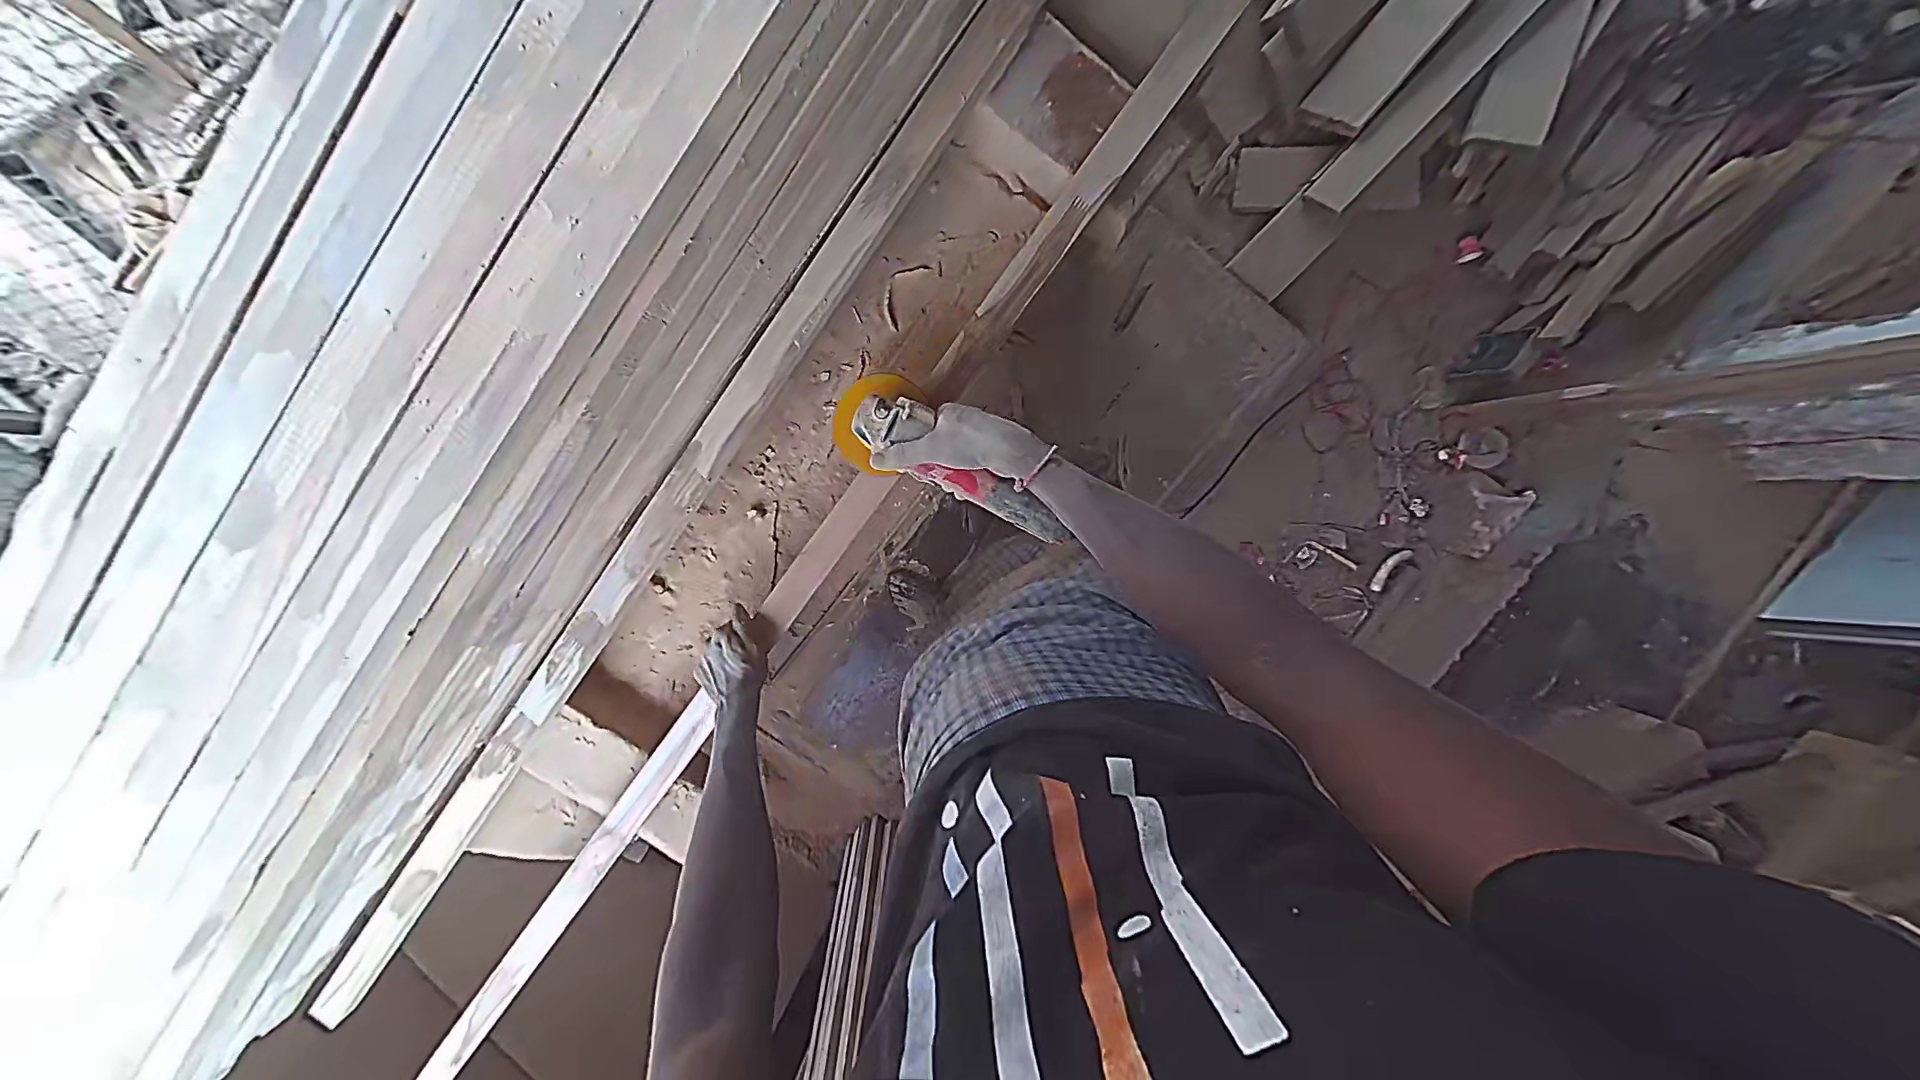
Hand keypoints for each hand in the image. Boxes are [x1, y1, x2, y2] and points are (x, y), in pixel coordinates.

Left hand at [696, 604, 766, 711]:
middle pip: (723, 634)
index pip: (734, 619)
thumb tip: (737, 608)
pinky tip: (728, 672)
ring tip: (737, 664)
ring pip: (716, 648)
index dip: (744, 626)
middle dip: (733, 639)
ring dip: (725, 652)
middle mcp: (709, 643)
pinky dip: (718, 664)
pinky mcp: (700, 672)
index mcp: (722, 633)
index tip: (750, 634)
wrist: (736, 700)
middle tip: (746, 652)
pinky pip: (711, 662)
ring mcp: (703, 658)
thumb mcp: (755, 646)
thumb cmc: (749, 674)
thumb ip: (743, 624)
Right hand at [869, 403, 1052, 479]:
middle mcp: (965, 420)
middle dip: (938, 466)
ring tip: (958, 484)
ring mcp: (981, 434)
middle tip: (939, 476)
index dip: (919, 448)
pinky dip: (971, 476)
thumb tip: (876, 458)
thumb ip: (902, 454)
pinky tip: (971, 484)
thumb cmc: (973, 442)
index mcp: (948, 412)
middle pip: (941, 447)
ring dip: (955, 474)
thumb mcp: (929, 449)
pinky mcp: (993, 448)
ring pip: (958, 458)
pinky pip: (975, 464)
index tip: (919, 461)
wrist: (1010, 453)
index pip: (925, 429)